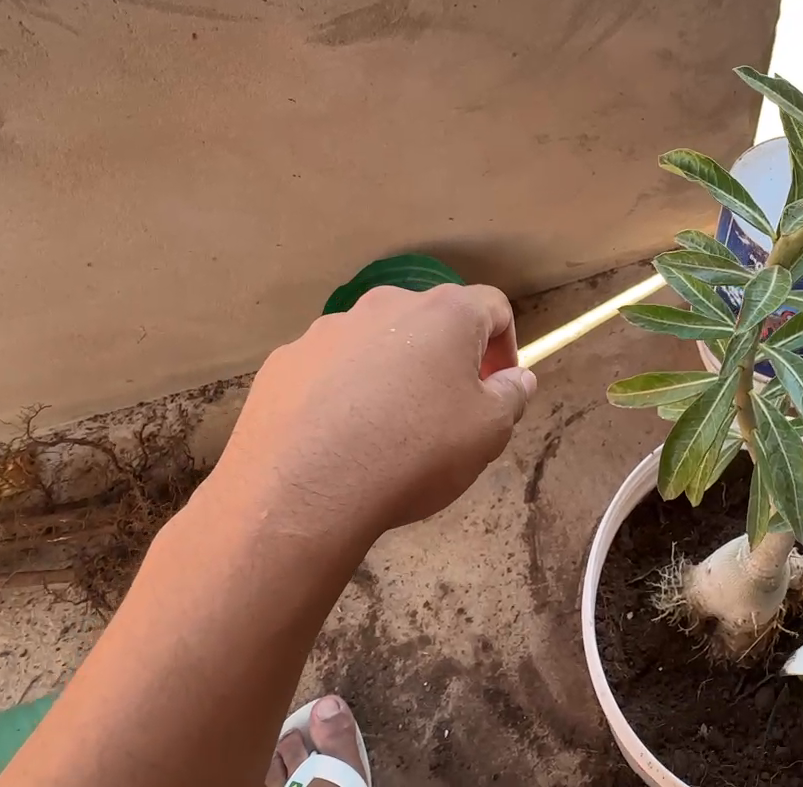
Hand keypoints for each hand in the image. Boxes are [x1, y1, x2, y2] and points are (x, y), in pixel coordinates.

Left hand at [206, 283, 536, 551]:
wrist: (301, 496)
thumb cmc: (414, 452)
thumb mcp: (490, 431)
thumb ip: (513, 395)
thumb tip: (517, 378)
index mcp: (446, 313)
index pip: (494, 307)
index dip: (506, 346)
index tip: (498, 388)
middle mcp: (387, 305)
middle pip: (433, 320)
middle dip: (448, 358)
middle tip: (450, 410)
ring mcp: (328, 330)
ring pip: (380, 341)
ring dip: (396, 371)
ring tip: (389, 429)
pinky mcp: (285, 361)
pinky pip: (331, 368)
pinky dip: (345, 391)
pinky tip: (341, 438)